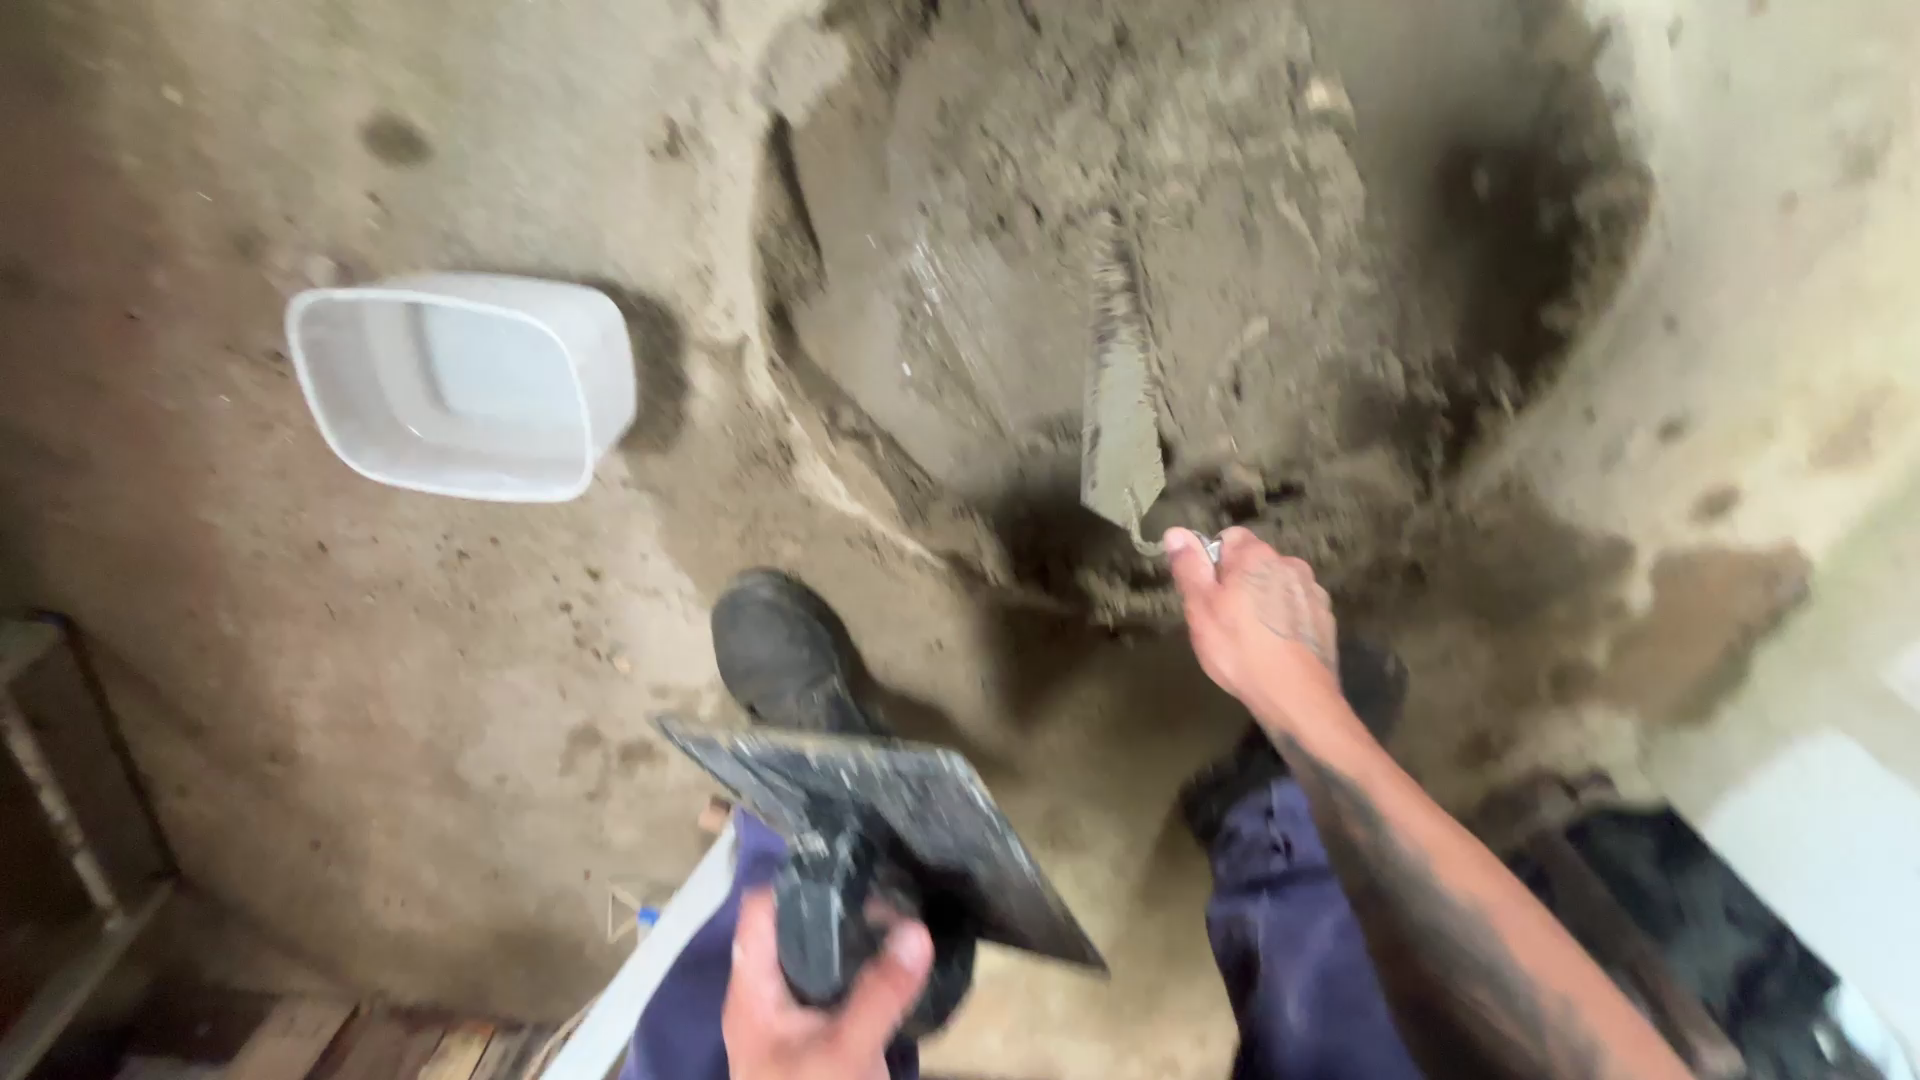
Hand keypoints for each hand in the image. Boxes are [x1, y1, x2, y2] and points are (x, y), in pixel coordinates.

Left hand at [723, 887, 933, 1079]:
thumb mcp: (842, 1055)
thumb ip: (880, 994)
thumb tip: (919, 928)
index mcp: (754, 988)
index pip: (762, 909)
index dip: (796, 876)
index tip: (848, 855)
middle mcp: (772, 990)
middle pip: (799, 922)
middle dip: (843, 898)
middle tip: (892, 874)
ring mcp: (801, 1010)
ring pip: (827, 948)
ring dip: (862, 927)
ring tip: (905, 896)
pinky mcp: (828, 1027)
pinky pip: (849, 977)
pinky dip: (873, 958)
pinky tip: (905, 945)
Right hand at [1165, 526, 1342, 729]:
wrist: (1295, 696)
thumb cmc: (1238, 649)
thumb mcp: (1200, 608)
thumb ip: (1189, 566)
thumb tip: (1175, 531)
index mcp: (1256, 556)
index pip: (1229, 537)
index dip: (1212, 562)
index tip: (1207, 593)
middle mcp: (1290, 564)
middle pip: (1253, 563)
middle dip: (1238, 582)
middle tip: (1223, 619)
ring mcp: (1312, 591)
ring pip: (1275, 585)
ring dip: (1262, 600)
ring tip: (1250, 637)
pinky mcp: (1324, 618)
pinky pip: (1295, 607)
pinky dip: (1283, 619)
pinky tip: (1274, 646)